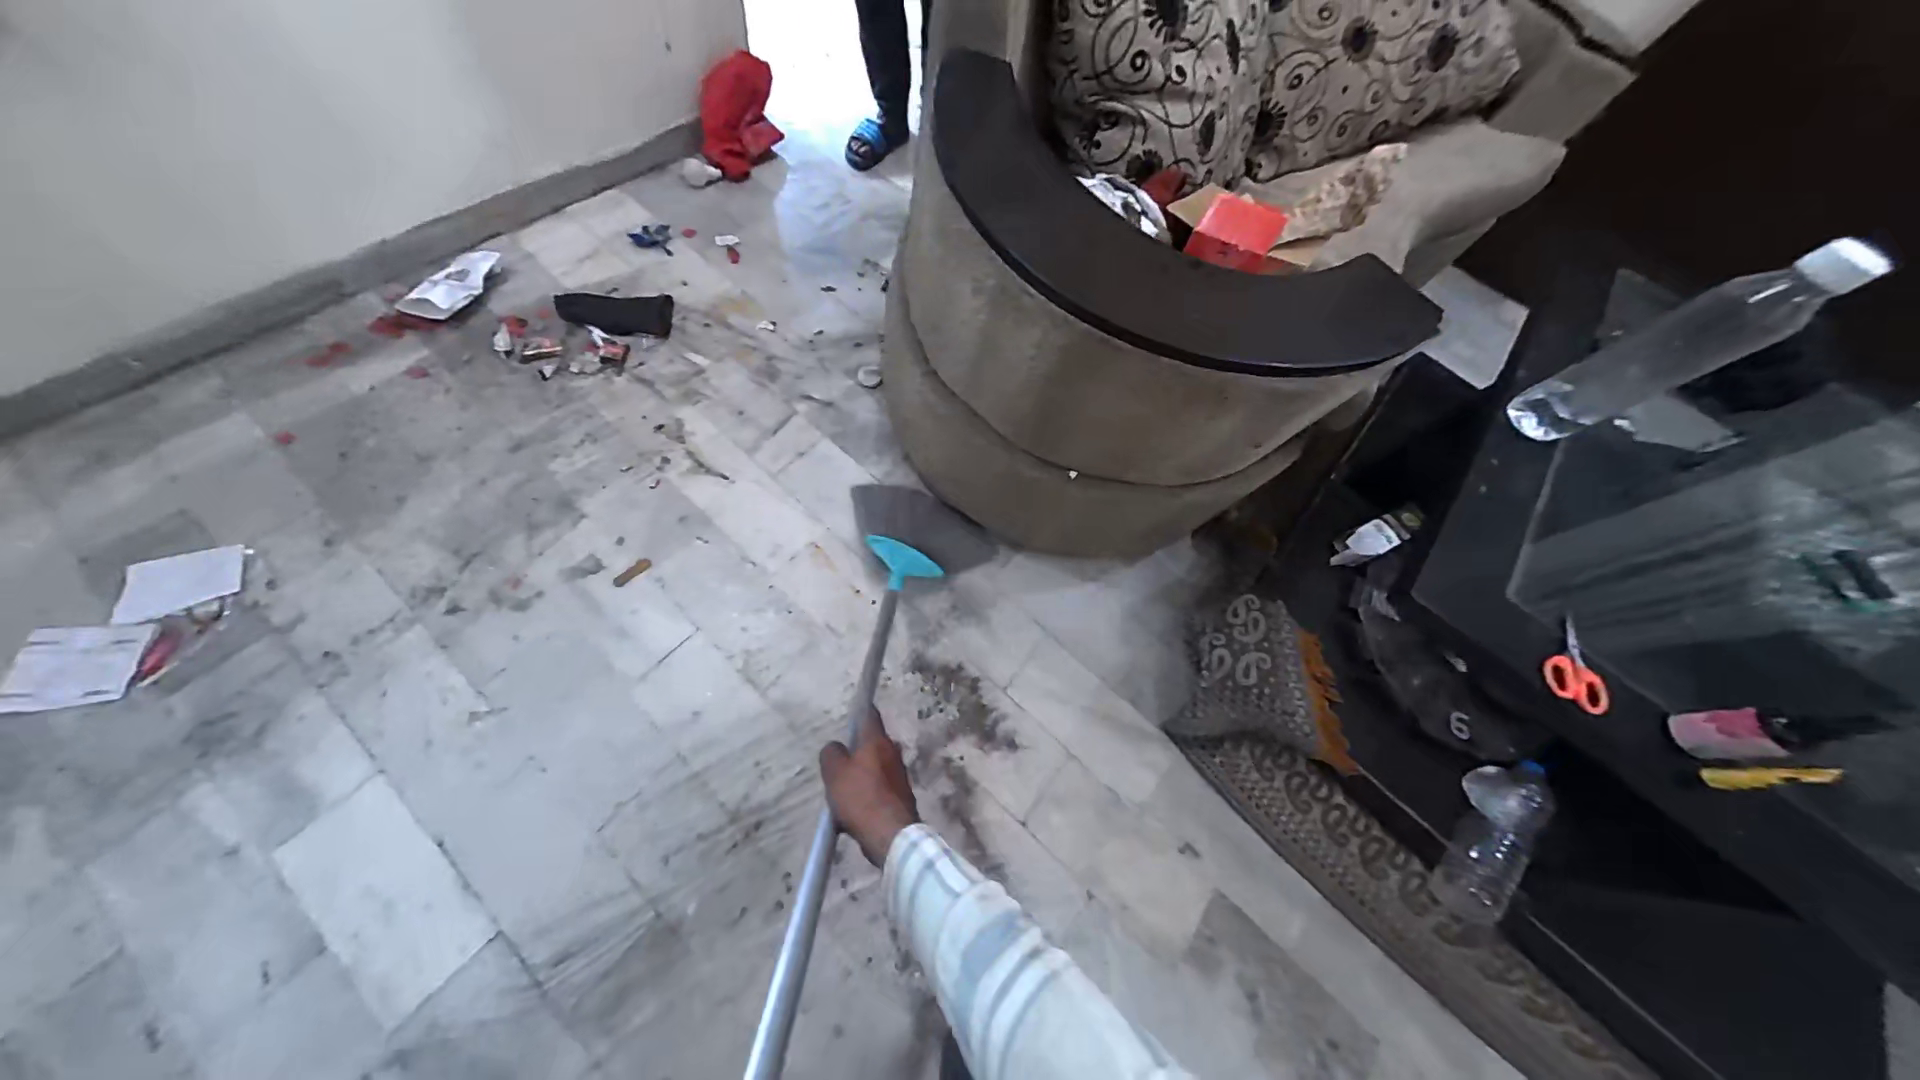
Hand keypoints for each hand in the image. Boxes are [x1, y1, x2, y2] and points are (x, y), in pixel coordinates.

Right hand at [820, 708, 920, 866]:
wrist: (891, 835)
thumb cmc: (861, 798)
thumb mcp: (835, 773)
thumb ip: (831, 754)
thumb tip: (836, 748)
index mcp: (878, 741)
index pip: (870, 715)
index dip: (862, 709)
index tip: (854, 708)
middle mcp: (893, 753)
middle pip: (872, 743)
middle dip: (857, 749)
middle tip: (838, 762)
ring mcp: (899, 775)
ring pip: (875, 766)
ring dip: (861, 774)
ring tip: (843, 791)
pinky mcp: (901, 795)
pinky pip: (879, 787)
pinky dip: (868, 792)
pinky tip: (855, 809)